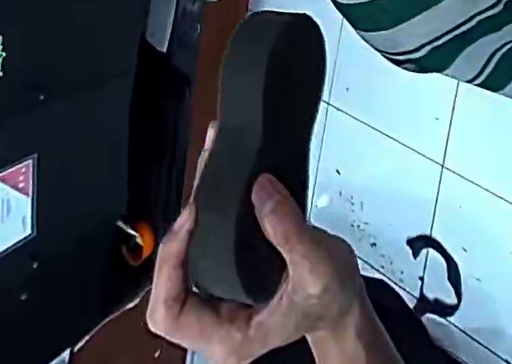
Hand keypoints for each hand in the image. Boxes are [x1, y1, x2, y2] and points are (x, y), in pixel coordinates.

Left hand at [147, 172, 374, 363]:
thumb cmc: (330, 298)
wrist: (343, 301)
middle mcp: (216, 320)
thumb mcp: (317, 267)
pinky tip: (215, 181)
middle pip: (169, 283)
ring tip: (204, 177)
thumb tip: (260, 188)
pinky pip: (202, 244)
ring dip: (191, 217)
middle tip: (196, 198)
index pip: (170, 310)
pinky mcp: (228, 273)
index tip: (192, 216)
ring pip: (183, 260)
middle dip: (177, 237)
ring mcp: (219, 297)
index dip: (171, 263)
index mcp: (229, 334)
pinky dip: (206, 211)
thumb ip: (289, 231)